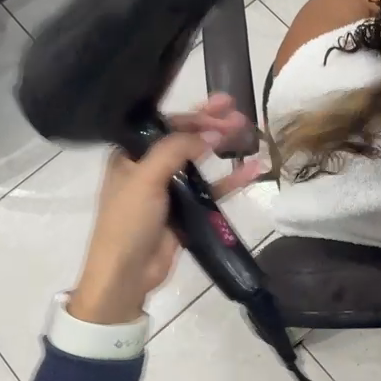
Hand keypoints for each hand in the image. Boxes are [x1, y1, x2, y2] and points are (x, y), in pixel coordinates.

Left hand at [68, 96, 261, 324]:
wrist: (126, 274)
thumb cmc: (128, 222)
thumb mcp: (146, 179)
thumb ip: (176, 150)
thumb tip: (210, 133)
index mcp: (130, 156)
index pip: (165, 126)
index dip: (194, 115)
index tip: (221, 106)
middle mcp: (148, 168)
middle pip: (185, 140)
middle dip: (212, 126)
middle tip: (241, 115)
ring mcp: (168, 190)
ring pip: (202, 162)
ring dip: (225, 148)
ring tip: (250, 133)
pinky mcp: (185, 211)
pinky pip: (211, 189)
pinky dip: (231, 180)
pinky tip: (253, 170)